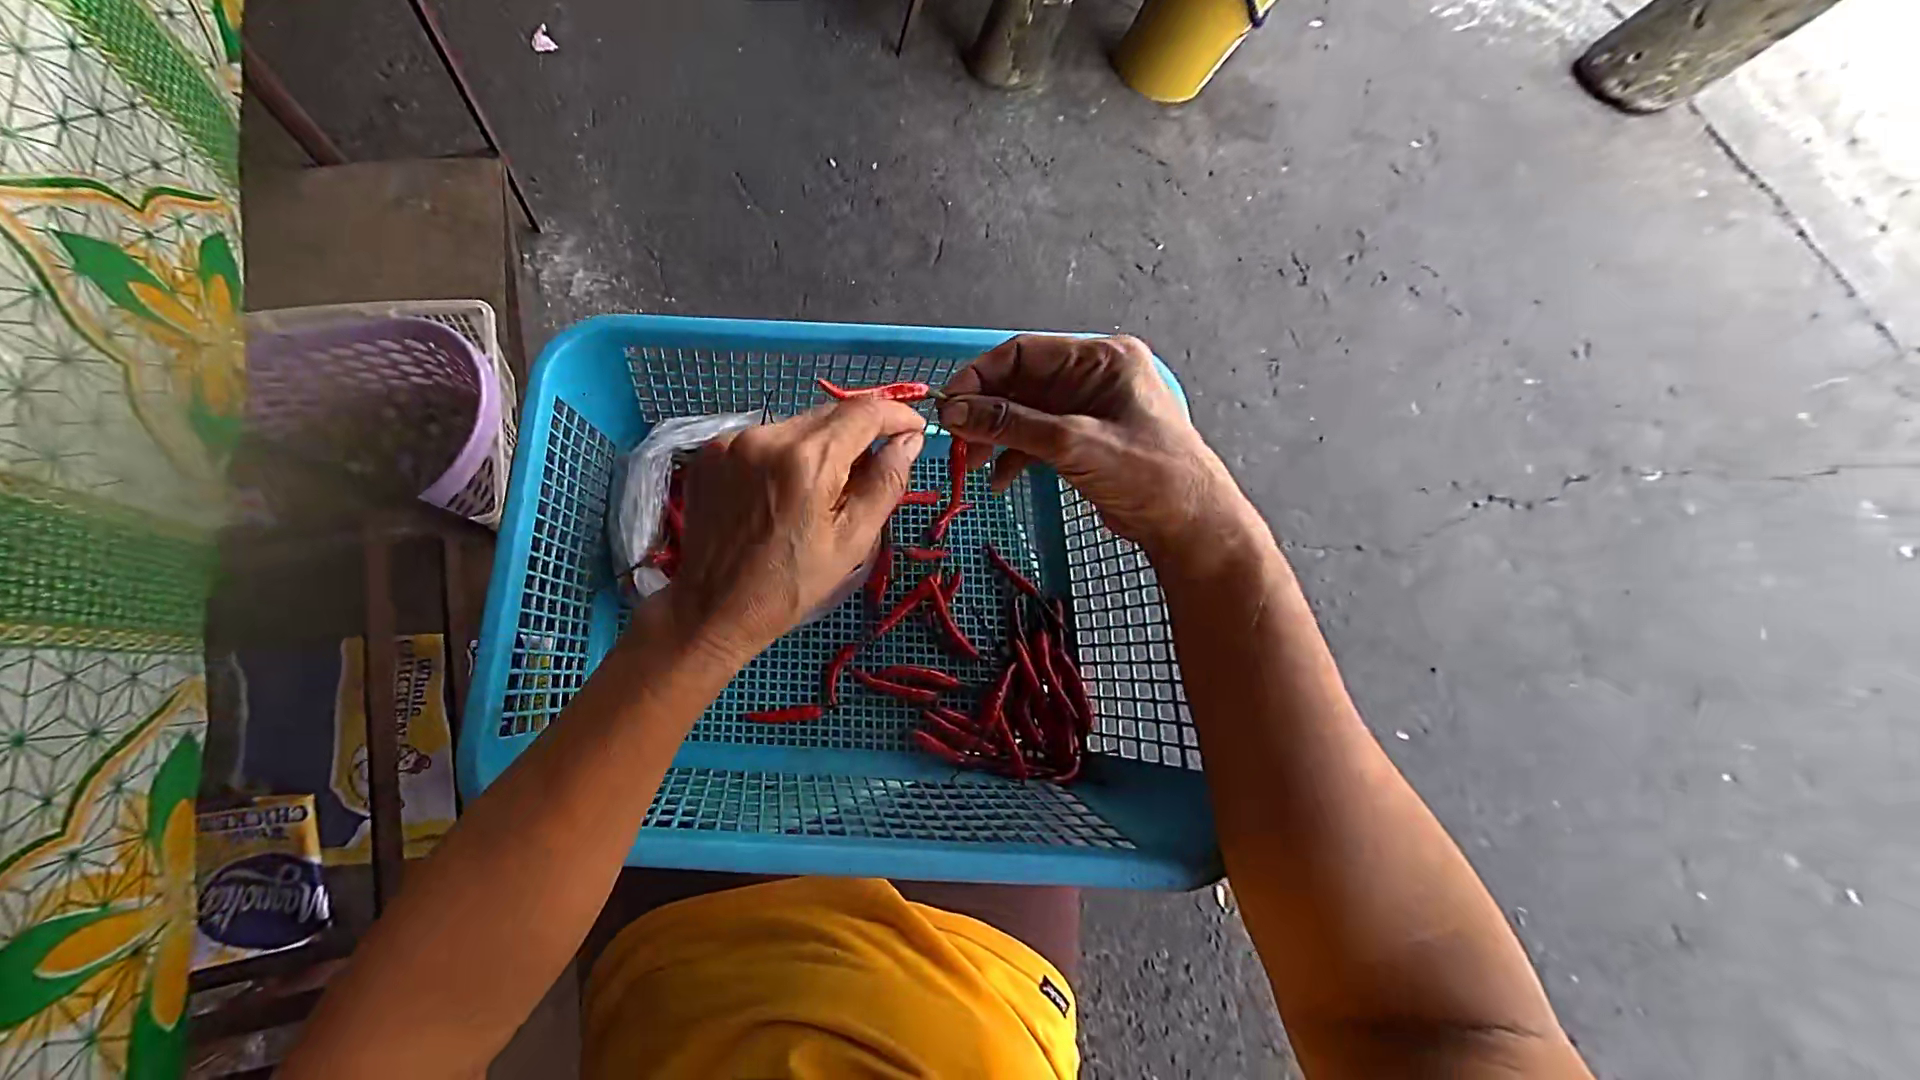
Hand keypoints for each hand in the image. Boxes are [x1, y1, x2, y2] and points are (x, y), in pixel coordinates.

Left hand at [667, 399, 924, 655]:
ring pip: (799, 425)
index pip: (864, 412)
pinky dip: (788, 453)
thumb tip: (909, 441)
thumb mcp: (853, 540)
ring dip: (824, 444)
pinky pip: (766, 438)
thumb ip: (886, 482)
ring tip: (826, 488)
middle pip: (830, 414)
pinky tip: (786, 490)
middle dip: (861, 432)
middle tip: (875, 468)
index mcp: (807, 460)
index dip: (897, 415)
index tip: (914, 429)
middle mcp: (766, 436)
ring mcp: (732, 441)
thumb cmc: (792, 584)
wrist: (714, 607)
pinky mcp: (710, 451)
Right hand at [937, 335, 1247, 555]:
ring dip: (995, 437)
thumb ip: (1011, 424)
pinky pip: (1036, 439)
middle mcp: (1092, 378)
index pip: (1023, 353)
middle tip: (955, 440)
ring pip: (1024, 414)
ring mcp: (1087, 411)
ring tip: (972, 463)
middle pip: (1020, 384)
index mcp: (1100, 359)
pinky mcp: (1083, 441)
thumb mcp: (1074, 443)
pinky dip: (1014, 456)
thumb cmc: (1150, 475)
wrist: (1188, 524)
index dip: (980, 377)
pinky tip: (999, 478)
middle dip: (985, 412)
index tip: (949, 405)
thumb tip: (956, 411)